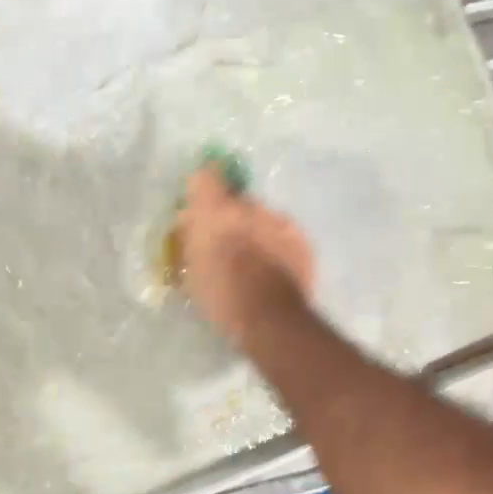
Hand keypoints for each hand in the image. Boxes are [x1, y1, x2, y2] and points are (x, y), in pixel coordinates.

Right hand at [175, 168, 314, 340]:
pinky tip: (273, 270)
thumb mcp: (191, 271)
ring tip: (253, 263)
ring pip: (264, 219)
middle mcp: (251, 205)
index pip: (207, 175)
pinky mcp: (302, 242)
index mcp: (215, 210)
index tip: (200, 203)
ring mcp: (281, 221)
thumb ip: (191, 240)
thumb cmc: (221, 296)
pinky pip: (285, 237)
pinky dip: (278, 248)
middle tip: (227, 246)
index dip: (203, 187)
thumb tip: (191, 222)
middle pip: (239, 202)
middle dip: (232, 219)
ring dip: (257, 233)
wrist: (270, 318)